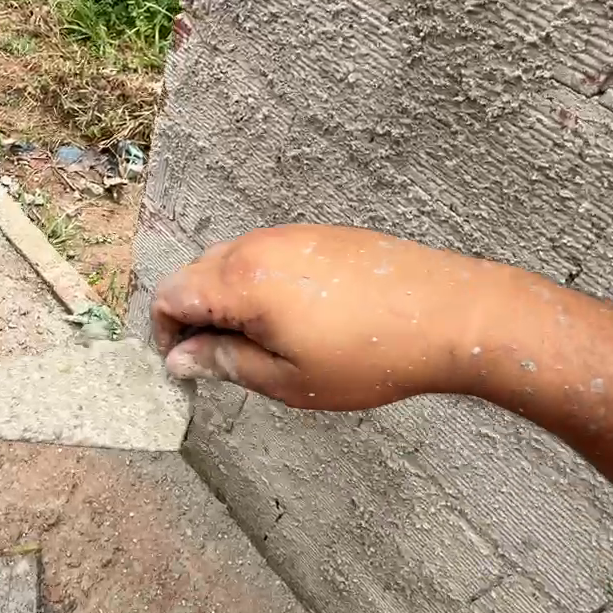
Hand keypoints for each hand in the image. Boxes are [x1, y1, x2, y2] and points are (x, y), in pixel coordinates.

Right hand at [149, 225, 504, 409]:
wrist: (449, 315)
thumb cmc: (368, 356)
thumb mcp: (286, 379)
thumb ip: (223, 363)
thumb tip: (180, 360)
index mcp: (241, 279)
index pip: (169, 294)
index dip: (163, 332)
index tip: (185, 362)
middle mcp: (257, 245)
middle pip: (194, 273)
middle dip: (191, 315)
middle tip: (219, 357)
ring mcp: (289, 234)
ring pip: (228, 261)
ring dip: (223, 298)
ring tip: (258, 340)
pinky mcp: (317, 233)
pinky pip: (263, 254)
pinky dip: (255, 282)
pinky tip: (291, 316)